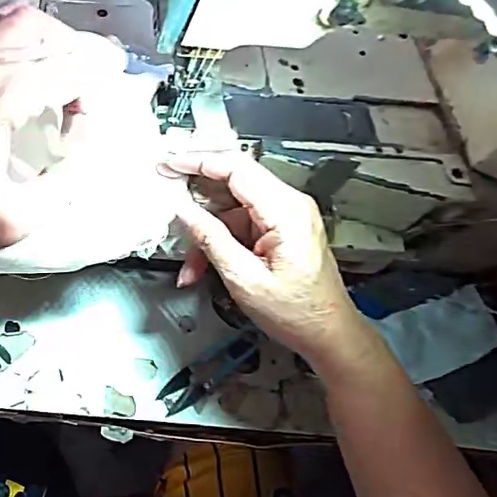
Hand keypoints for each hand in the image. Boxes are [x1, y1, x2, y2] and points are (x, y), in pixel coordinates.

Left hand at [0, 2, 121, 278]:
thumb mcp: (11, 221)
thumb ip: (62, 188)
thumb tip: (85, 155)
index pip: (70, 65)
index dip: (97, 87)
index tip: (96, 122)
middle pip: (50, 35)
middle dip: (83, 61)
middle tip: (91, 100)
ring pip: (21, 21)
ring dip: (52, 43)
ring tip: (65, 81)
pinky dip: (20, 40)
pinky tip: (25, 74)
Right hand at [162, 149, 360, 367]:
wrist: (328, 335)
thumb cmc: (299, 313)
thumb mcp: (244, 279)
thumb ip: (211, 239)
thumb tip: (184, 212)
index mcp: (286, 212)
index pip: (237, 169)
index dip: (200, 162)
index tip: (172, 163)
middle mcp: (289, 206)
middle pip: (232, 183)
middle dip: (197, 197)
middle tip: (168, 191)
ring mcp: (285, 217)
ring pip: (230, 210)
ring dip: (205, 233)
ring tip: (192, 265)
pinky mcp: (279, 229)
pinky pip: (240, 225)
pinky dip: (219, 243)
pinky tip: (205, 266)